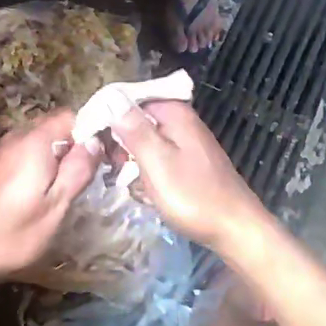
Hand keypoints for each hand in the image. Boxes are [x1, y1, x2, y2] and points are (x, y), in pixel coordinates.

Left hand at [0, 109, 98, 281]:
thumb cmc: (14, 232)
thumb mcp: (57, 205)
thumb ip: (79, 169)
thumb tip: (96, 142)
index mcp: (34, 141)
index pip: (73, 115)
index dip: (93, 130)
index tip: (107, 155)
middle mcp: (16, 136)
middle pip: (57, 125)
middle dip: (78, 143)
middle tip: (93, 172)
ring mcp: (3, 149)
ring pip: (43, 138)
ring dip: (60, 154)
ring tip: (71, 184)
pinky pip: (28, 150)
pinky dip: (43, 161)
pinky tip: (46, 189)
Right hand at [108, 100, 268, 251]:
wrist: (234, 228)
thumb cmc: (193, 196)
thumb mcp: (157, 162)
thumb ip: (134, 129)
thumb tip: (110, 97)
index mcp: (174, 113)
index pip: (128, 98)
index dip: (106, 115)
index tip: (91, 139)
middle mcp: (182, 121)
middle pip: (136, 118)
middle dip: (120, 141)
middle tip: (116, 167)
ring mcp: (186, 142)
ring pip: (145, 141)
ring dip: (132, 160)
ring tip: (131, 182)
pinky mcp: (188, 162)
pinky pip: (157, 158)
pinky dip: (147, 171)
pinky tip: (146, 190)